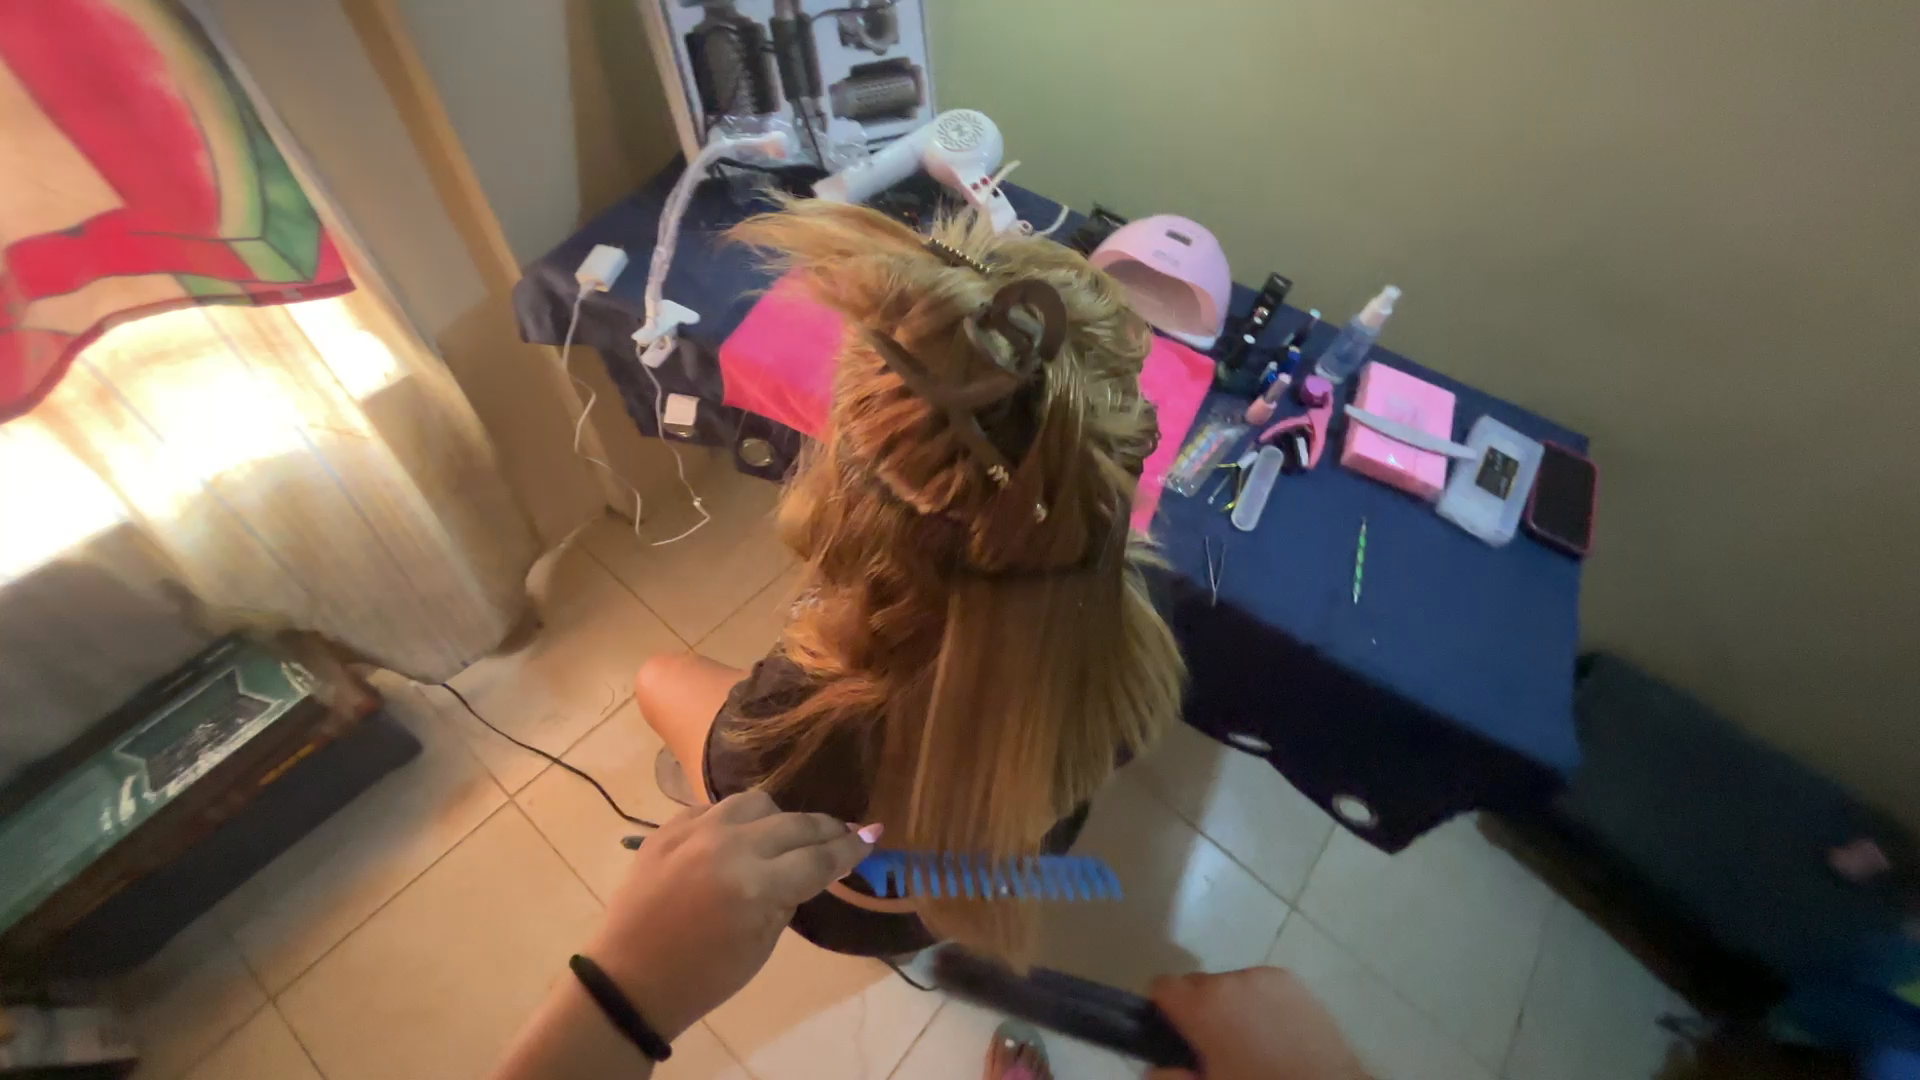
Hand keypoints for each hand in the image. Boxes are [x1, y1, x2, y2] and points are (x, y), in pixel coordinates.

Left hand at [580, 791, 876, 1039]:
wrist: (627, 980)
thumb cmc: (703, 977)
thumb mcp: (761, 946)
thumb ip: (790, 895)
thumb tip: (817, 864)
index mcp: (755, 886)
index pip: (819, 858)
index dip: (850, 848)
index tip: (872, 835)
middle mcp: (730, 846)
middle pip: (795, 824)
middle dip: (826, 829)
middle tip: (843, 833)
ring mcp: (696, 830)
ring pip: (757, 801)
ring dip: (778, 817)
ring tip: (782, 835)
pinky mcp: (670, 826)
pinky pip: (716, 807)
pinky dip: (735, 821)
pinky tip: (737, 839)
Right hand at [1148, 967, 1366, 1079]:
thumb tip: (1153, 1069)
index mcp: (1203, 1006)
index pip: (1162, 987)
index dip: (1163, 1011)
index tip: (1176, 1036)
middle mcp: (1228, 981)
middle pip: (1196, 986)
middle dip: (1200, 1012)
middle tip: (1217, 1051)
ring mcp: (1262, 978)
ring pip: (1230, 987)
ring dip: (1232, 1008)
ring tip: (1255, 1047)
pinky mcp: (1291, 982)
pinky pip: (1260, 987)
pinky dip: (1261, 1005)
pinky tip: (1279, 1037)